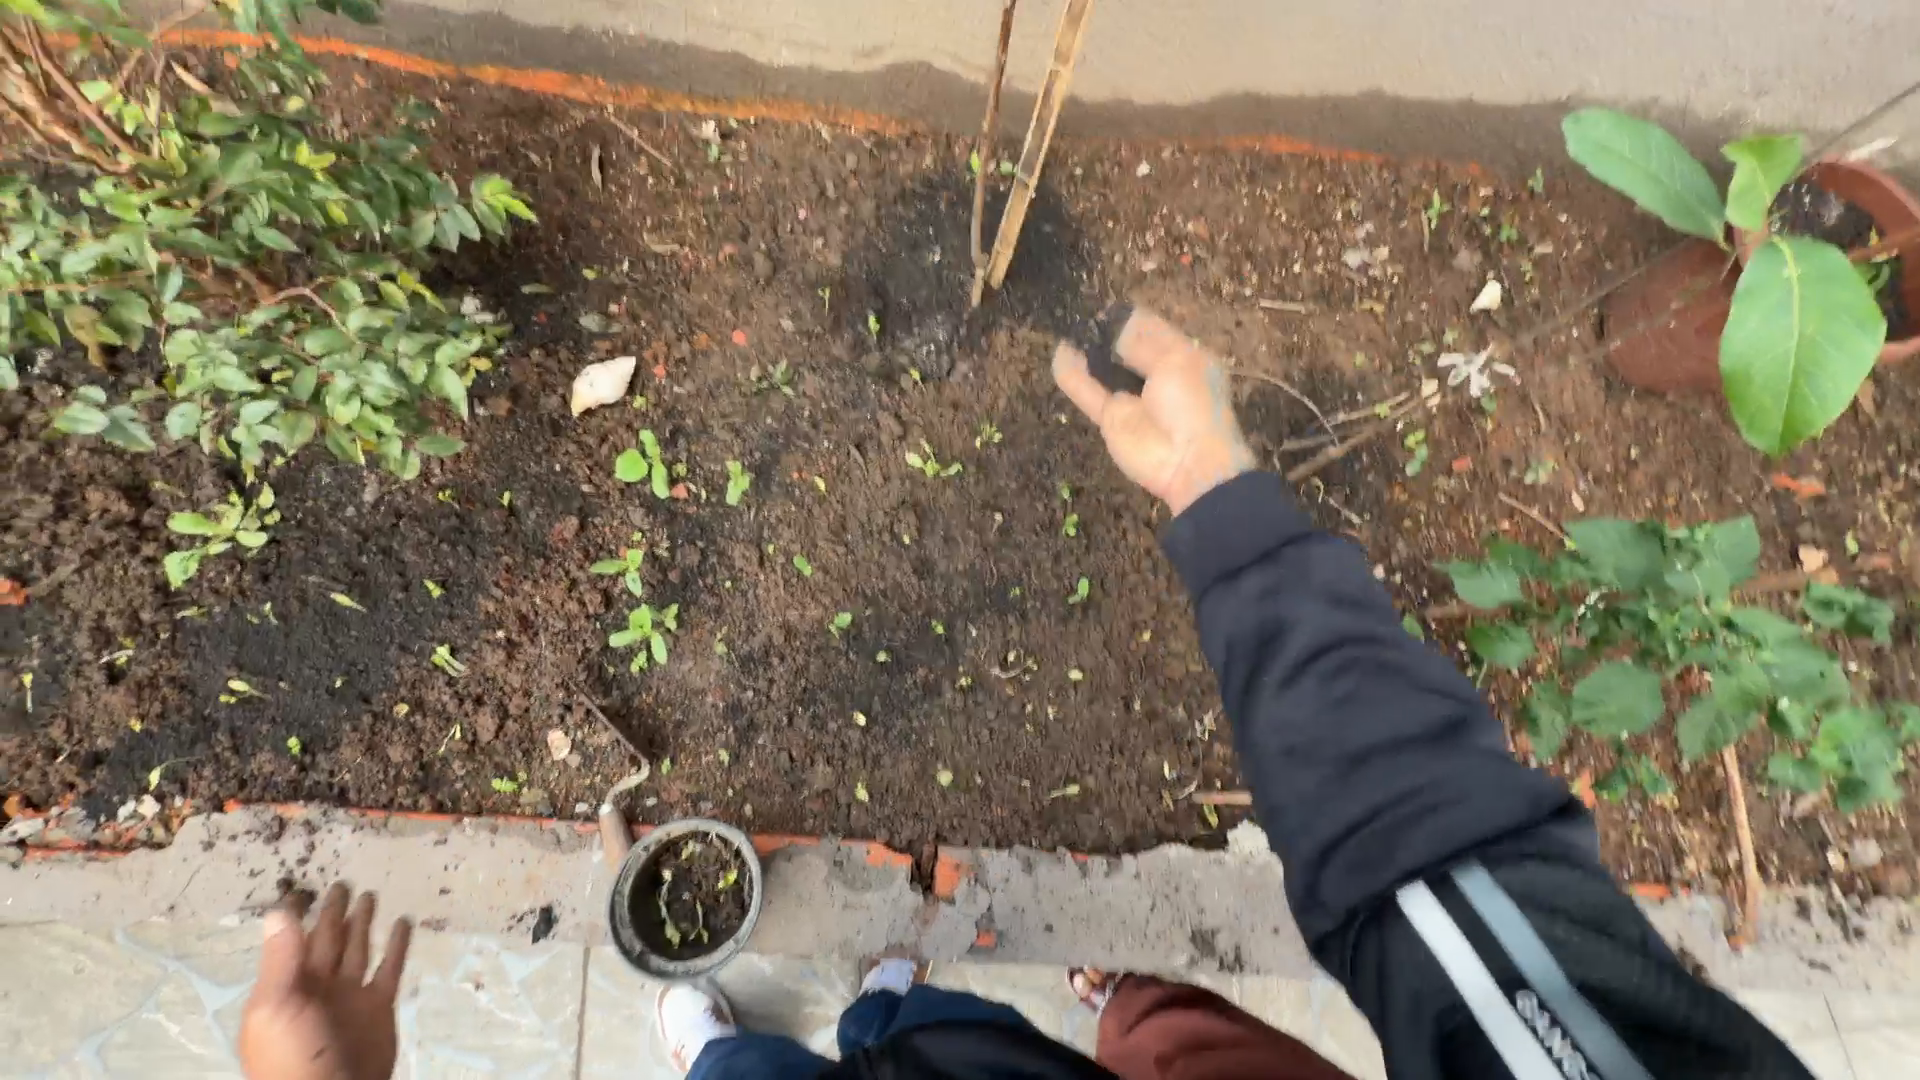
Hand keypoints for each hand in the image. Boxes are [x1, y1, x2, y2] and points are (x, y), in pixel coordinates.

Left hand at [238, 884, 412, 1079]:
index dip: (299, 916)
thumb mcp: (277, 1007)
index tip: (305, 888)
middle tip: (344, 883)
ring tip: (371, 895)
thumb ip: (281, 959)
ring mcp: (350, 995)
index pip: (293, 942)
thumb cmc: (294, 1055)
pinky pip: (389, 966)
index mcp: (285, 988)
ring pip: (358, 949)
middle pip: (328, 941)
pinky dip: (397, 945)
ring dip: (364, 923)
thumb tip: (279, 911)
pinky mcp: (379, 1003)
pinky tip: (404, 923)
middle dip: (334, 914)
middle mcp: (317, 987)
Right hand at [1053, 307, 1254, 514]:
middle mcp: (1155, 375)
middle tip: (1081, 315)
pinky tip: (1059, 354)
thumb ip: (1143, 341)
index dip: (1130, 317)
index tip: (1107, 305)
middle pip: (1124, 348)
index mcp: (1182, 357)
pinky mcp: (1109, 419)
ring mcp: (1130, 398)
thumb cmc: (1193, 404)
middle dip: (1105, 333)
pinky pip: (1088, 393)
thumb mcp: (1177, 360)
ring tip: (1066, 328)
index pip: (1152, 330)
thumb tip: (1114, 327)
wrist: (1189, 462)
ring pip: (1103, 371)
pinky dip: (1072, 376)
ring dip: (1087, 352)